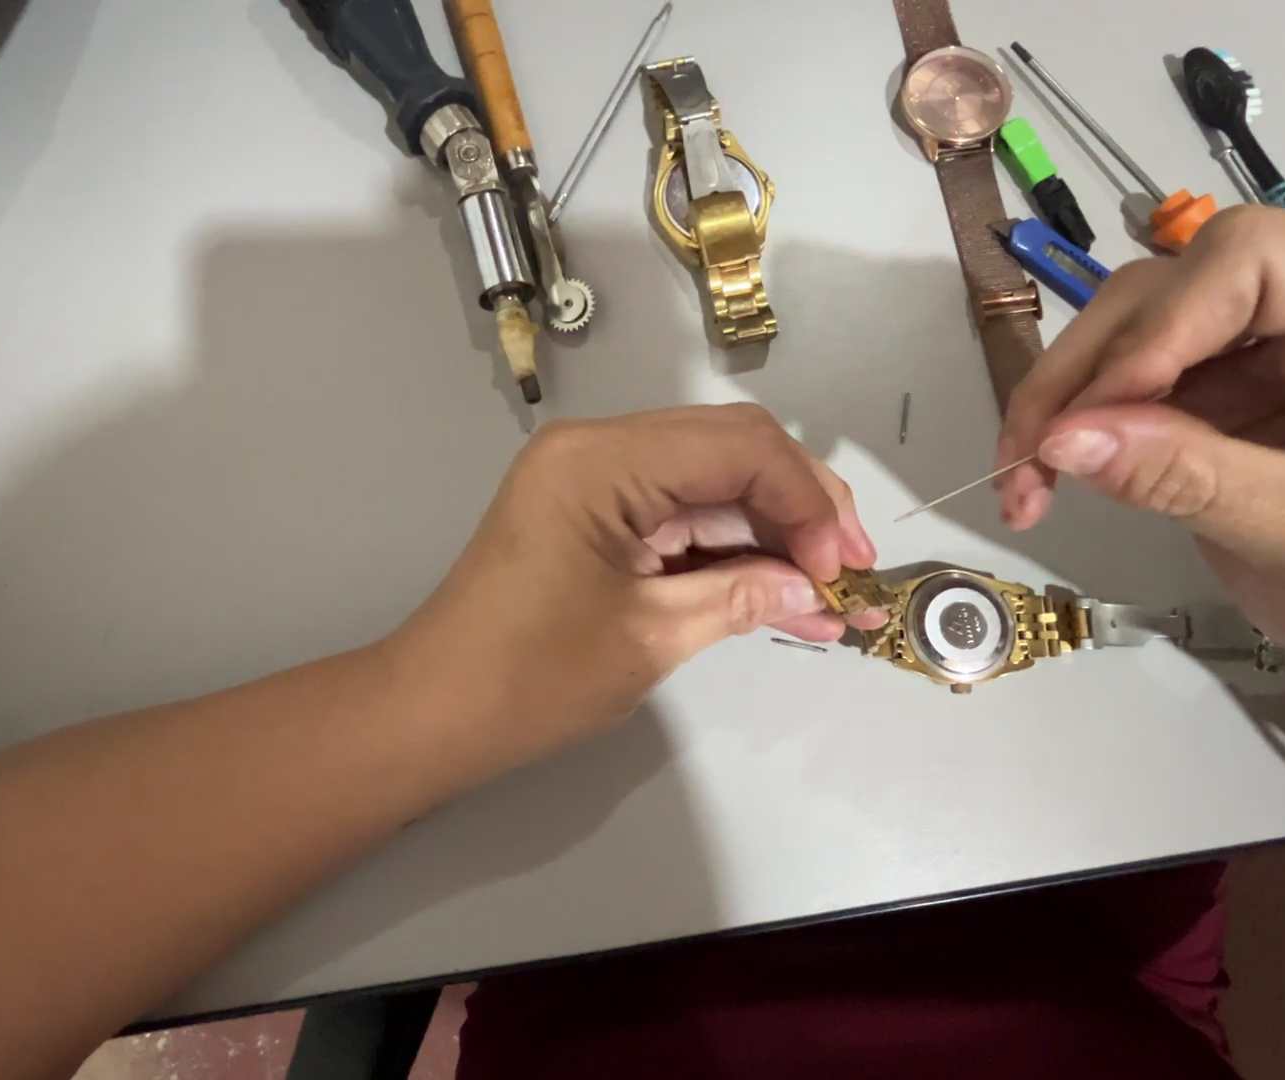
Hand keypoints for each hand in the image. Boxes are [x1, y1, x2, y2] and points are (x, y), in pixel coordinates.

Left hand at [391, 405, 882, 770]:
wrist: (438, 710)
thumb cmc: (531, 678)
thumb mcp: (650, 637)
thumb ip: (741, 595)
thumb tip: (816, 587)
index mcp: (602, 461)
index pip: (738, 447)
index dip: (806, 500)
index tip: (839, 570)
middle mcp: (598, 447)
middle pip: (731, 449)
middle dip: (799, 506)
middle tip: (846, 570)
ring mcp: (595, 474)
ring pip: (713, 480)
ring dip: (771, 530)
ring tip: (825, 589)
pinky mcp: (598, 509)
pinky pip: (682, 511)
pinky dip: (730, 546)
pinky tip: (777, 586)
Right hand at [995, 208, 1284, 731]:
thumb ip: (1189, 477)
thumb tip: (1057, 438)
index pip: (1265, 259)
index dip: (1154, 331)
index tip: (1079, 424)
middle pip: (1183, 285)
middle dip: (1087, 373)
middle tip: (1021, 459)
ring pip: (1141, 324)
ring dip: (1067, 401)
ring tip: (1023, 478)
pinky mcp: (1251, 375)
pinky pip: (1138, 375)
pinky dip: (1081, 424)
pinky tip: (1049, 472)